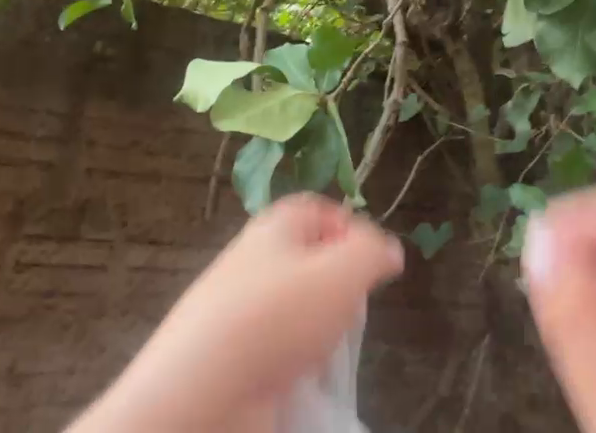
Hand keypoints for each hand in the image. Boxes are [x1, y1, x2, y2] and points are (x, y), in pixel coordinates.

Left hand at [70, 193, 403, 432]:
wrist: (206, 387)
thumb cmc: (277, 315)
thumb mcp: (341, 271)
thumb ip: (371, 252)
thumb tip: (389, 248)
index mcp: (272, 228)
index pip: (314, 208)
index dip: (347, 224)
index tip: (374, 258)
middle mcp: (252, 261)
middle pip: (305, 258)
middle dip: (337, 281)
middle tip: (355, 305)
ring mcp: (239, 308)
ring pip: (293, 306)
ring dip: (318, 324)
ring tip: (330, 346)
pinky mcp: (233, 354)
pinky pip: (276, 347)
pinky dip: (296, 359)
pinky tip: (305, 374)